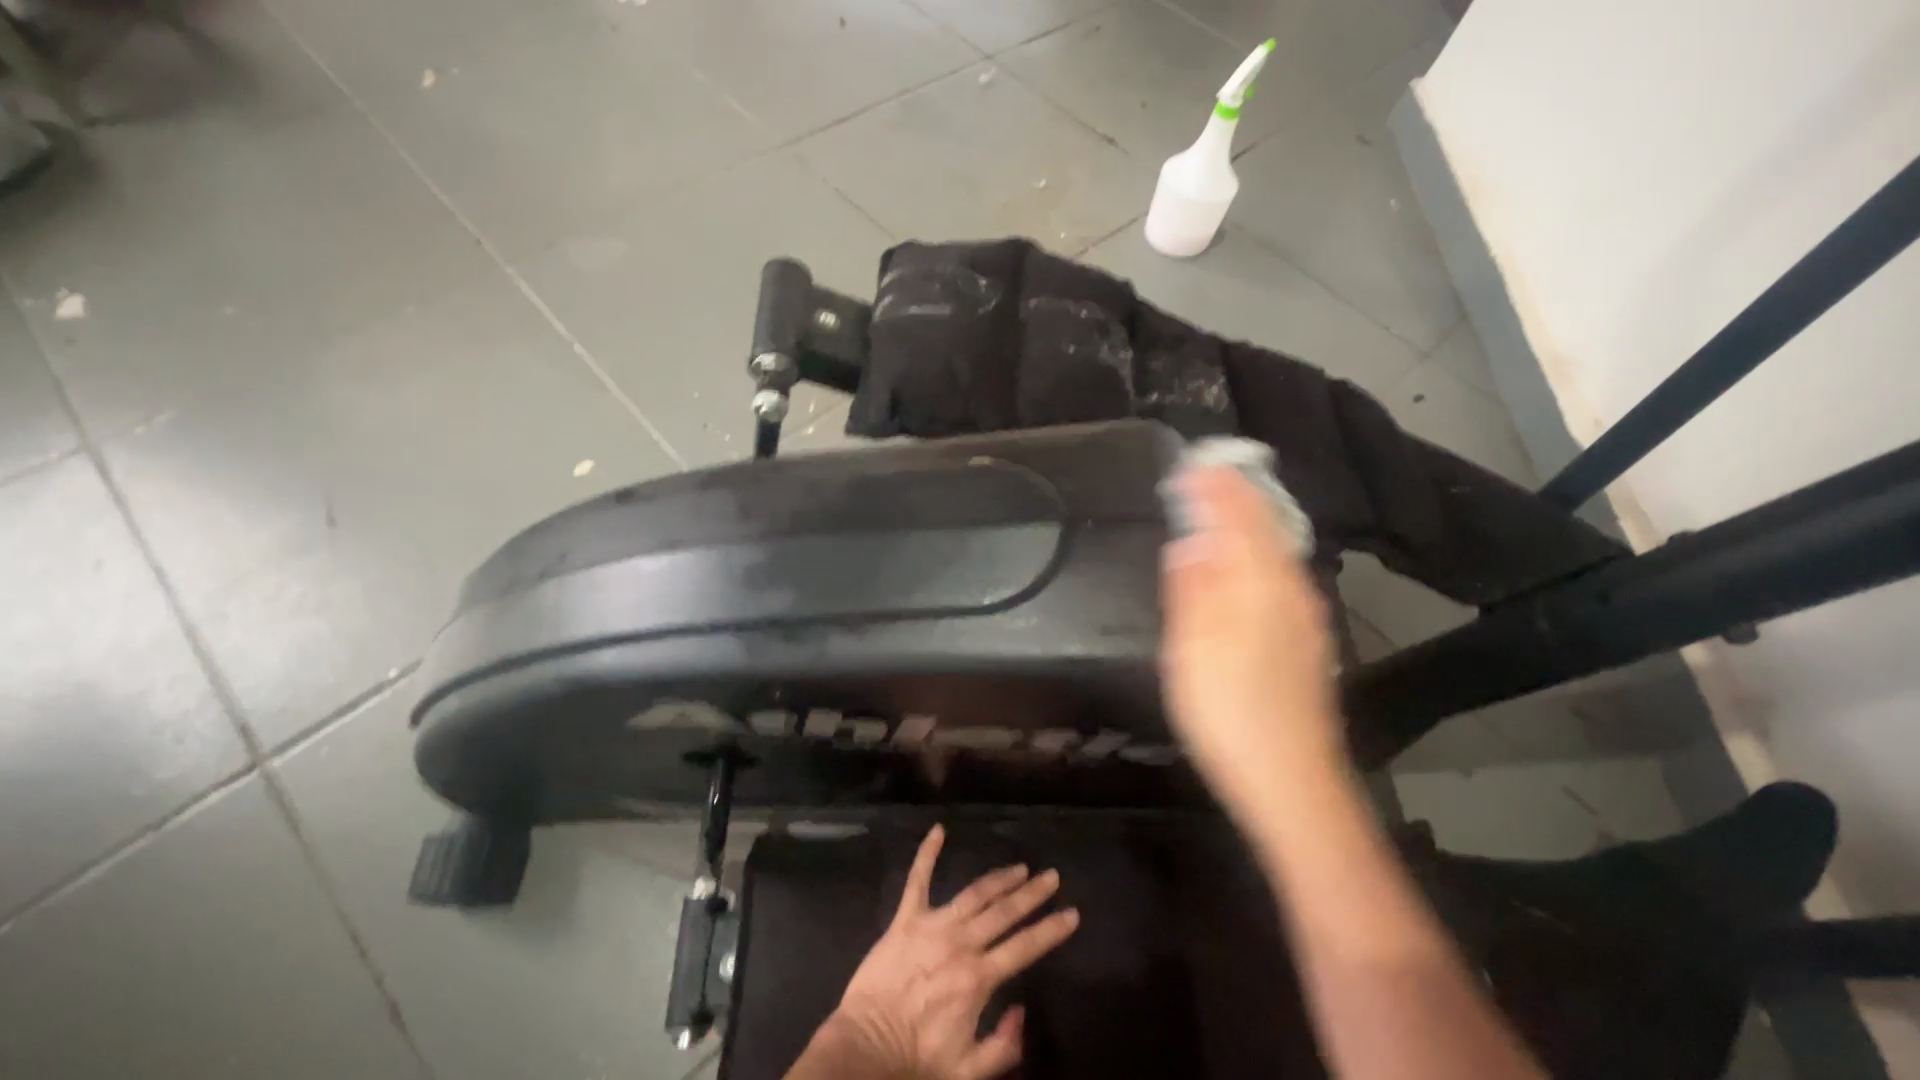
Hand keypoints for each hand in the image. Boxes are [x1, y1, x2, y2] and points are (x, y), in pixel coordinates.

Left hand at [812, 825, 1079, 1079]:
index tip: (1072, 913)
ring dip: (999, 878)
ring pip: (974, 894)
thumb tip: (1022, 1011)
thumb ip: (1004, 1045)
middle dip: (1032, 894)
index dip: (1051, 930)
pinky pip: (917, 880)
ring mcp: (932, 926)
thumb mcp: (969, 1069)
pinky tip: (938, 830)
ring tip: (1019, 867)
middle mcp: (961, 944)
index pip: (1025, 947)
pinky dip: (927, 853)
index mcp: (979, 978)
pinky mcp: (904, 920)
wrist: (866, 1045)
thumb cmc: (917, 1058)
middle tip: (1052, 876)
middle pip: (1004, 912)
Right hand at [1160, 465, 1346, 818]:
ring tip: (1226, 508)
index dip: (1216, 487)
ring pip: (1278, 554)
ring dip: (1252, 524)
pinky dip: (1262, 556)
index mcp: (1259, 585)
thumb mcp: (1191, 648)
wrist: (1291, 780)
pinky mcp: (1308, 645)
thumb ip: (1192, 588)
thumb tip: (1191, 540)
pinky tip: (1253, 569)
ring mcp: (1306, 619)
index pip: (1239, 517)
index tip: (1194, 461)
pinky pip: (1283, 579)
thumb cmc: (1228, 713)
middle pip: (1266, 529)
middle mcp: (1291, 592)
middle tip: (1210, 473)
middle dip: (1238, 497)